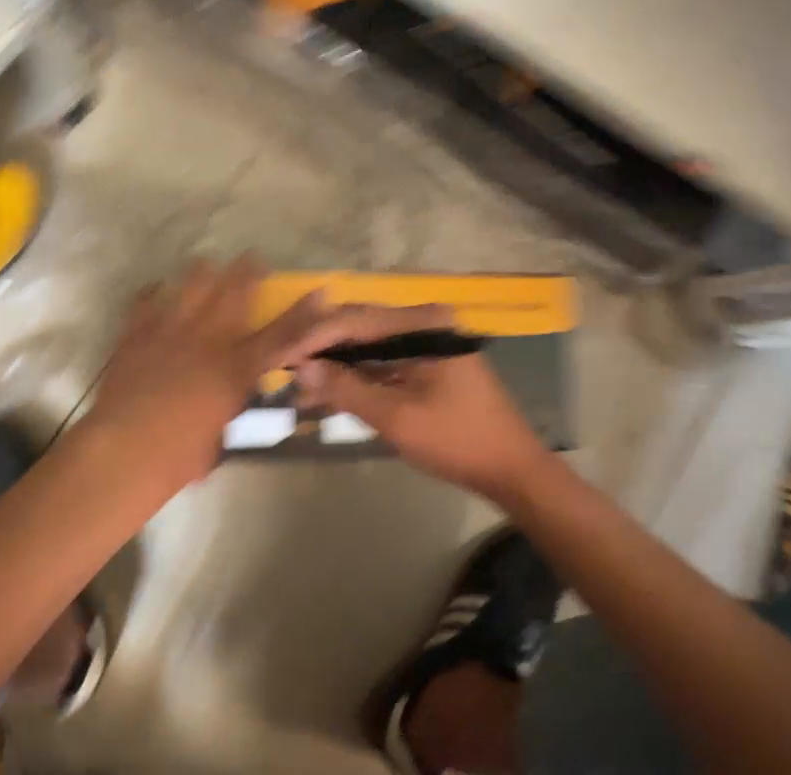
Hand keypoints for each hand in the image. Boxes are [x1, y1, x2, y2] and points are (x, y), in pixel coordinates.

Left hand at [71, 257, 325, 493]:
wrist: (125, 449)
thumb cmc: (179, 455)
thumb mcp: (220, 435)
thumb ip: (228, 407)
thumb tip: (227, 401)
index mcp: (237, 367)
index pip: (281, 335)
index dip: (304, 313)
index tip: (321, 291)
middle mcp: (208, 338)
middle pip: (234, 291)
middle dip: (247, 270)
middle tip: (252, 258)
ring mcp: (170, 329)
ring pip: (193, 284)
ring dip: (204, 273)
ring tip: (207, 265)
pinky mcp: (137, 332)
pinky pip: (147, 300)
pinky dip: (156, 293)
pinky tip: (158, 289)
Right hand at [297, 313, 546, 498]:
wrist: (512, 470)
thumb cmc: (457, 441)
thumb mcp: (396, 417)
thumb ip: (347, 389)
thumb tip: (301, 367)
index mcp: (423, 325)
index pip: (354, 319)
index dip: (312, 337)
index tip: (277, 355)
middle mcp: (425, 323)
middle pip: (359, 326)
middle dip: (320, 348)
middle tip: (281, 368)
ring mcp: (428, 342)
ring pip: (368, 345)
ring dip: (335, 364)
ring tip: (298, 386)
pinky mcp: (428, 364)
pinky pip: (383, 361)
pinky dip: (356, 376)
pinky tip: (329, 392)